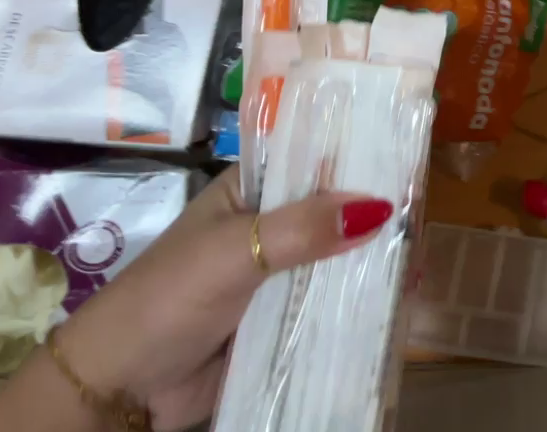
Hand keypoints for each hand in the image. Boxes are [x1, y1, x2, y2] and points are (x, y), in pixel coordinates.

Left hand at [47, 168, 394, 430]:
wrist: (118, 391)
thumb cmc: (168, 299)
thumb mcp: (235, 251)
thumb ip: (303, 228)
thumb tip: (381, 208)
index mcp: (253, 190)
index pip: (316, 158)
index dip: (362, 155)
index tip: (412, 157)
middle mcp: (271, 225)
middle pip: (334, 210)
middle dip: (377, 213)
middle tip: (427, 216)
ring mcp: (279, 273)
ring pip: (337, 257)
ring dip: (373, 259)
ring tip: (423, 259)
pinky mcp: (283, 318)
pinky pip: (330, 302)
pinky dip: (360, 301)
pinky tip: (398, 300)